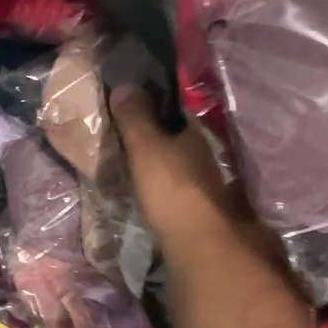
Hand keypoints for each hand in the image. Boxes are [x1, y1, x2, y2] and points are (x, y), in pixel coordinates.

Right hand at [108, 86, 276, 265]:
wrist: (198, 242)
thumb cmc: (171, 190)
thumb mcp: (146, 150)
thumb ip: (135, 120)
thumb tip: (124, 84)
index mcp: (193, 133)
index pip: (175, 111)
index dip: (155, 108)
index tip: (131, 109)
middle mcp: (203, 154)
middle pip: (178, 139)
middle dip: (157, 138)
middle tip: (128, 142)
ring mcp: (203, 184)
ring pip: (178, 165)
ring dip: (161, 165)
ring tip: (135, 169)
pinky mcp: (197, 210)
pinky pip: (175, 189)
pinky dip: (163, 188)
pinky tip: (150, 195)